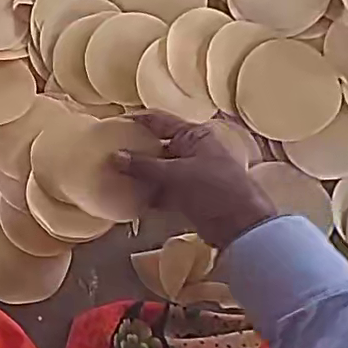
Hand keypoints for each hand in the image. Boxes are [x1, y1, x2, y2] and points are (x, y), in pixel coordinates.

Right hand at [115, 112, 277, 248]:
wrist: (241, 227)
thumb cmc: (214, 190)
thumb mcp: (177, 174)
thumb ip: (144, 166)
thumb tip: (114, 156)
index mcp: (194, 135)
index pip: (159, 121)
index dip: (135, 120)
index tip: (112, 124)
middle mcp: (191, 151)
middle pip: (156, 146)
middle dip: (133, 151)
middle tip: (106, 153)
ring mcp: (189, 174)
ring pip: (156, 170)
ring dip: (138, 175)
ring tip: (111, 176)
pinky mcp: (186, 196)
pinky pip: (160, 190)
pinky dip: (146, 194)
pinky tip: (127, 198)